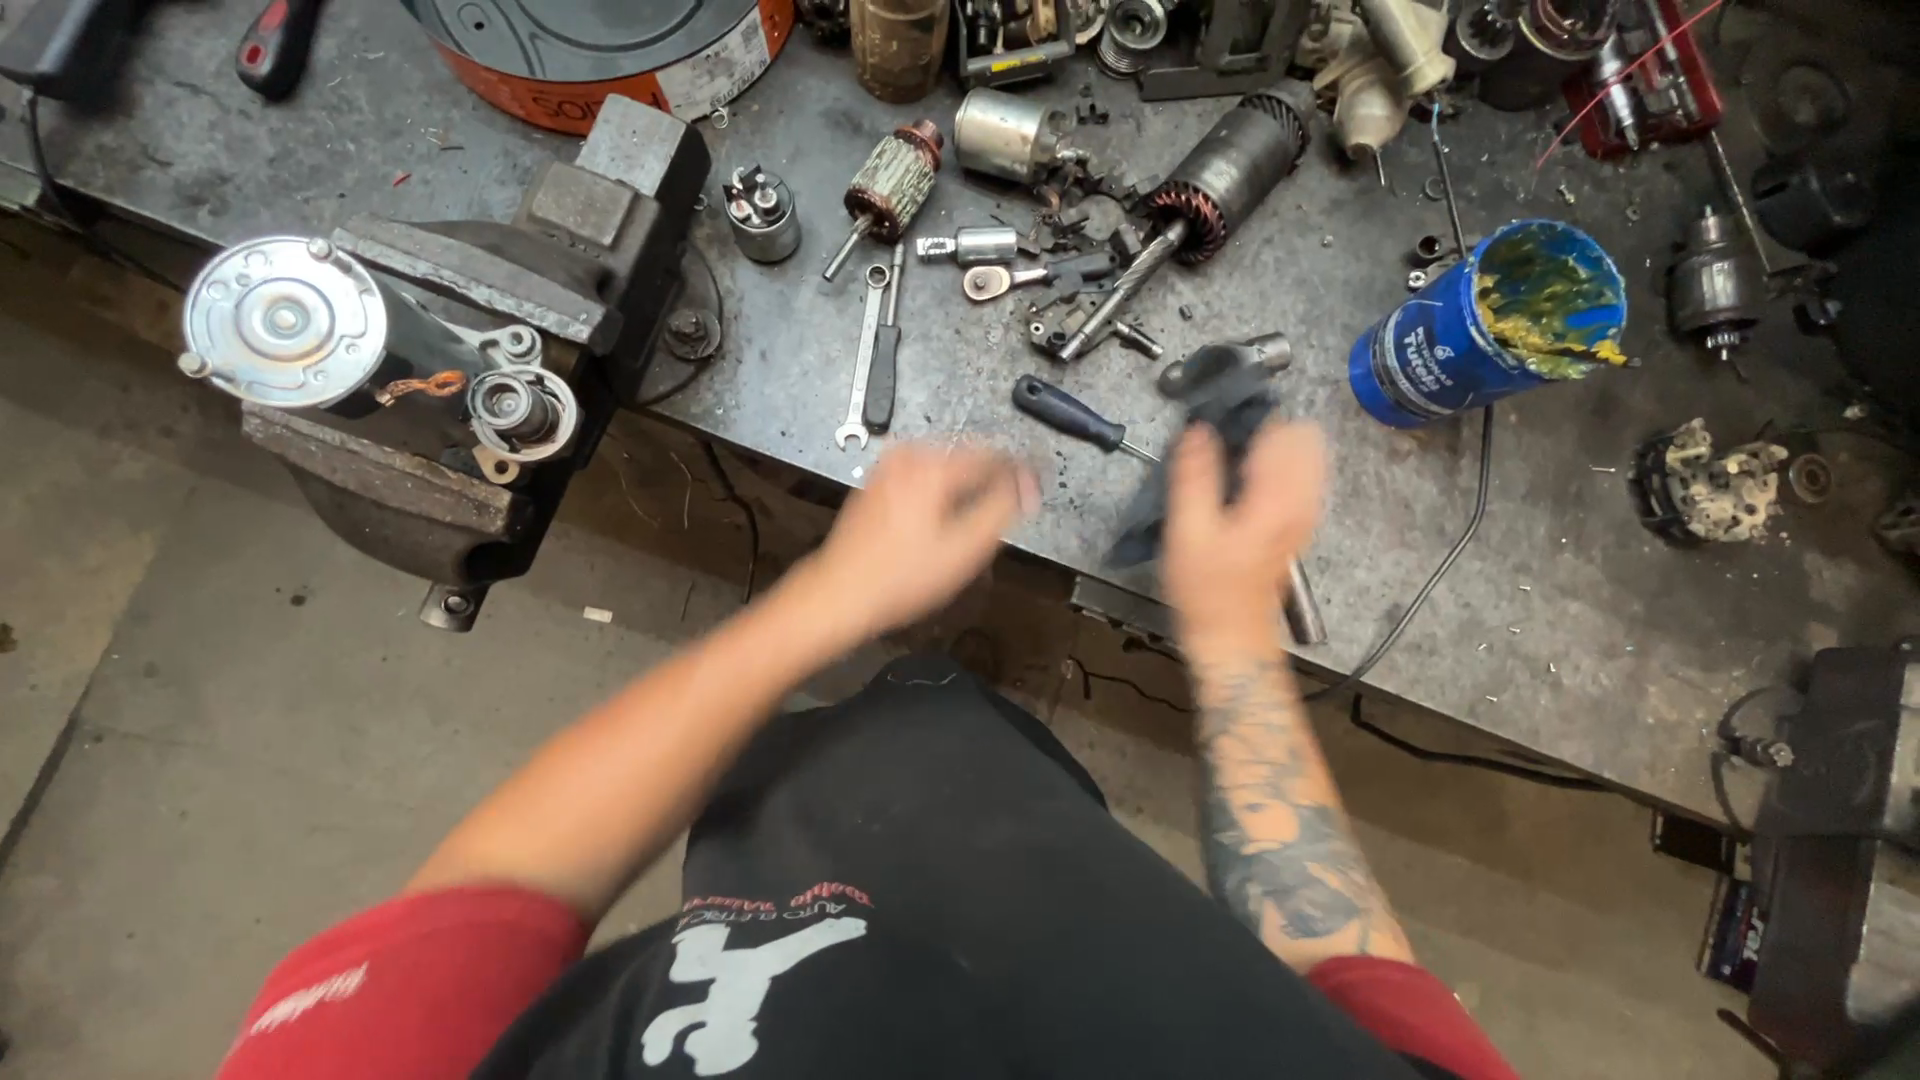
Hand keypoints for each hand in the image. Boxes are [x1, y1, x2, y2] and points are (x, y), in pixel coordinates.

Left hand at [796, 442, 1038, 640]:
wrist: (841, 593)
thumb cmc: (900, 577)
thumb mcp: (966, 548)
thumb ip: (1003, 508)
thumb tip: (1026, 484)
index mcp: (934, 466)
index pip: (995, 455)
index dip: (1019, 474)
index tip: (1031, 492)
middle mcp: (909, 458)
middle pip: (967, 460)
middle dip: (987, 483)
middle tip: (999, 517)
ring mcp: (888, 469)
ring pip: (943, 470)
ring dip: (962, 490)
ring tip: (965, 527)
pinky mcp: (875, 485)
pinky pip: (919, 480)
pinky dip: (935, 496)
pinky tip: (934, 528)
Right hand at [1163, 421, 1324, 658]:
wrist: (1231, 636)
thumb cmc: (1205, 587)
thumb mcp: (1187, 530)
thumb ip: (1194, 475)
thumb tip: (1196, 430)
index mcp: (1275, 496)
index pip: (1281, 431)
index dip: (1251, 419)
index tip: (1220, 423)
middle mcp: (1301, 501)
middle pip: (1305, 439)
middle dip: (1270, 428)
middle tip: (1228, 442)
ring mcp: (1306, 515)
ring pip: (1309, 458)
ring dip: (1278, 446)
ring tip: (1237, 457)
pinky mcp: (1300, 527)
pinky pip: (1305, 479)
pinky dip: (1283, 468)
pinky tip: (1251, 479)